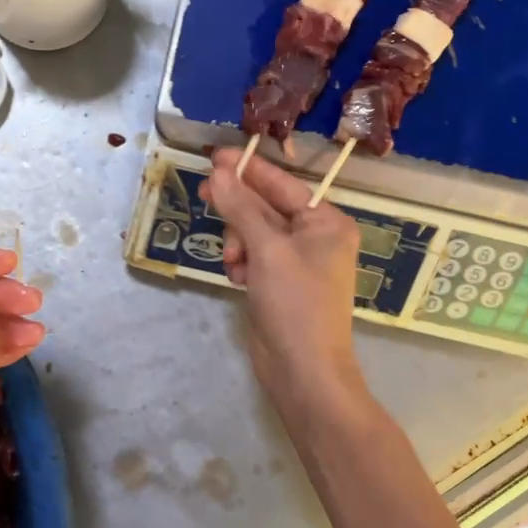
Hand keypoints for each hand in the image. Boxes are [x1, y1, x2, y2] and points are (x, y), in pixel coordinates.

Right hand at [201, 149, 363, 405]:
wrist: (304, 373)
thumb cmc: (295, 304)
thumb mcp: (266, 249)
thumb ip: (240, 207)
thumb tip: (217, 172)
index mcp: (326, 222)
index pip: (281, 184)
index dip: (247, 168)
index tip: (215, 154)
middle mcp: (315, 237)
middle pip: (265, 206)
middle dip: (238, 209)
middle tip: (202, 194)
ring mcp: (297, 261)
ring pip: (254, 231)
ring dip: (237, 241)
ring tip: (233, 261)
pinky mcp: (280, 283)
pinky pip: (253, 255)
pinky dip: (241, 261)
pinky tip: (237, 277)